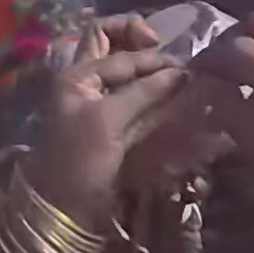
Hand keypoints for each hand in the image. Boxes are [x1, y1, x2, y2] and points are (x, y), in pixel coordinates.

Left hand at [20, 18, 186, 227]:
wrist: (65, 207)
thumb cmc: (78, 158)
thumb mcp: (107, 120)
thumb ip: (143, 92)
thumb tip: (181, 72)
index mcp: (77, 73)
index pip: (114, 45)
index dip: (146, 53)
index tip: (178, 66)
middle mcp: (90, 83)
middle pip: (118, 50)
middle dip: (145, 50)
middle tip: (173, 63)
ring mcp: (106, 106)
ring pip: (134, 79)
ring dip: (159, 77)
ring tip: (188, 81)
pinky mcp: (121, 129)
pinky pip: (143, 106)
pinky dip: (161, 102)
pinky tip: (184, 103)